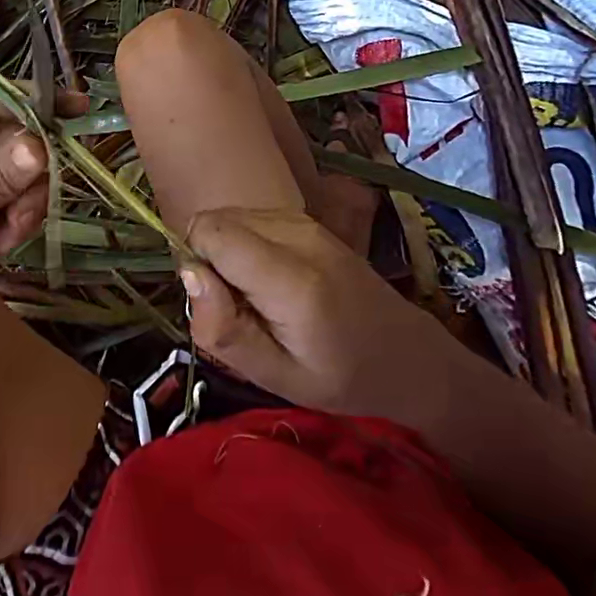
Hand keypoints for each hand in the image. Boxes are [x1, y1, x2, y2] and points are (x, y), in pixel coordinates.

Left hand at [0, 86, 64, 334]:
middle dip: (27, 180)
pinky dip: (16, 219)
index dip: (35, 101)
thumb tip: (40, 145)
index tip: (79, 107)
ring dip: (23, 206)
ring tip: (2, 238)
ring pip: (24, 169)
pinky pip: (19, 192)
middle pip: (15, 138)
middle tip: (21, 220)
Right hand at [180, 207, 461, 419]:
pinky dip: (245, 247)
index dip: (197, 266)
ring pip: (231, 217)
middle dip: (208, 261)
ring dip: (226, 254)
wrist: (407, 355)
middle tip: (239, 308)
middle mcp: (299, 234)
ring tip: (258, 298)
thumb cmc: (341, 378)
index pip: (211, 231)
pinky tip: (271, 283)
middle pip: (216, 220)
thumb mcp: (275, 377)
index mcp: (292, 279)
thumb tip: (188, 272)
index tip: (220, 307)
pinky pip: (252, 219)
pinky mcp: (310, 221)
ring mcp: (307, 222)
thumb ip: (224, 329)